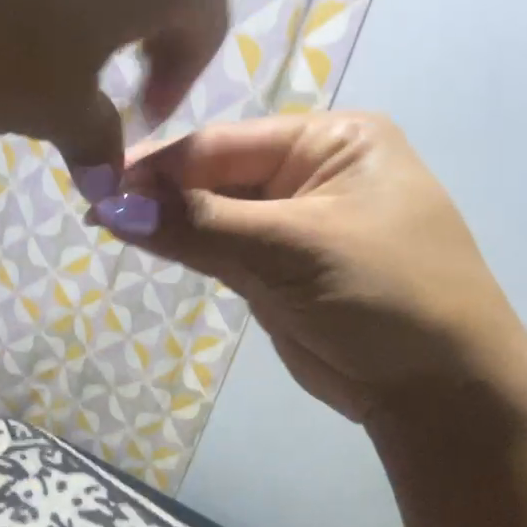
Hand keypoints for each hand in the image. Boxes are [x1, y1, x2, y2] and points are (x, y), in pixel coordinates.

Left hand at [0, 0, 228, 190]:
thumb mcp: (56, 112)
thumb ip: (98, 144)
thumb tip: (108, 181)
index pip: (207, 20)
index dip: (179, 79)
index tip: (140, 121)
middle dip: (154, 32)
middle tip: (116, 81)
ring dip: (109, 3)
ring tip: (68, 47)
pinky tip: (22, 9)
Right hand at [101, 113, 526, 425]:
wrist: (432, 386)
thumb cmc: (381, 298)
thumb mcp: (291, 251)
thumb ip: (200, 227)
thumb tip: (113, 209)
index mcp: (332, 140)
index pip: (224, 144)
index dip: (158, 167)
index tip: (98, 186)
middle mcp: (311, 172)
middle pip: (214, 175)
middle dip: (158, 194)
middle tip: (93, 210)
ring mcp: (292, 225)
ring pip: (212, 214)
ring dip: (166, 222)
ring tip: (106, 227)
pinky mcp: (276, 271)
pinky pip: (220, 249)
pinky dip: (185, 249)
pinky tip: (146, 244)